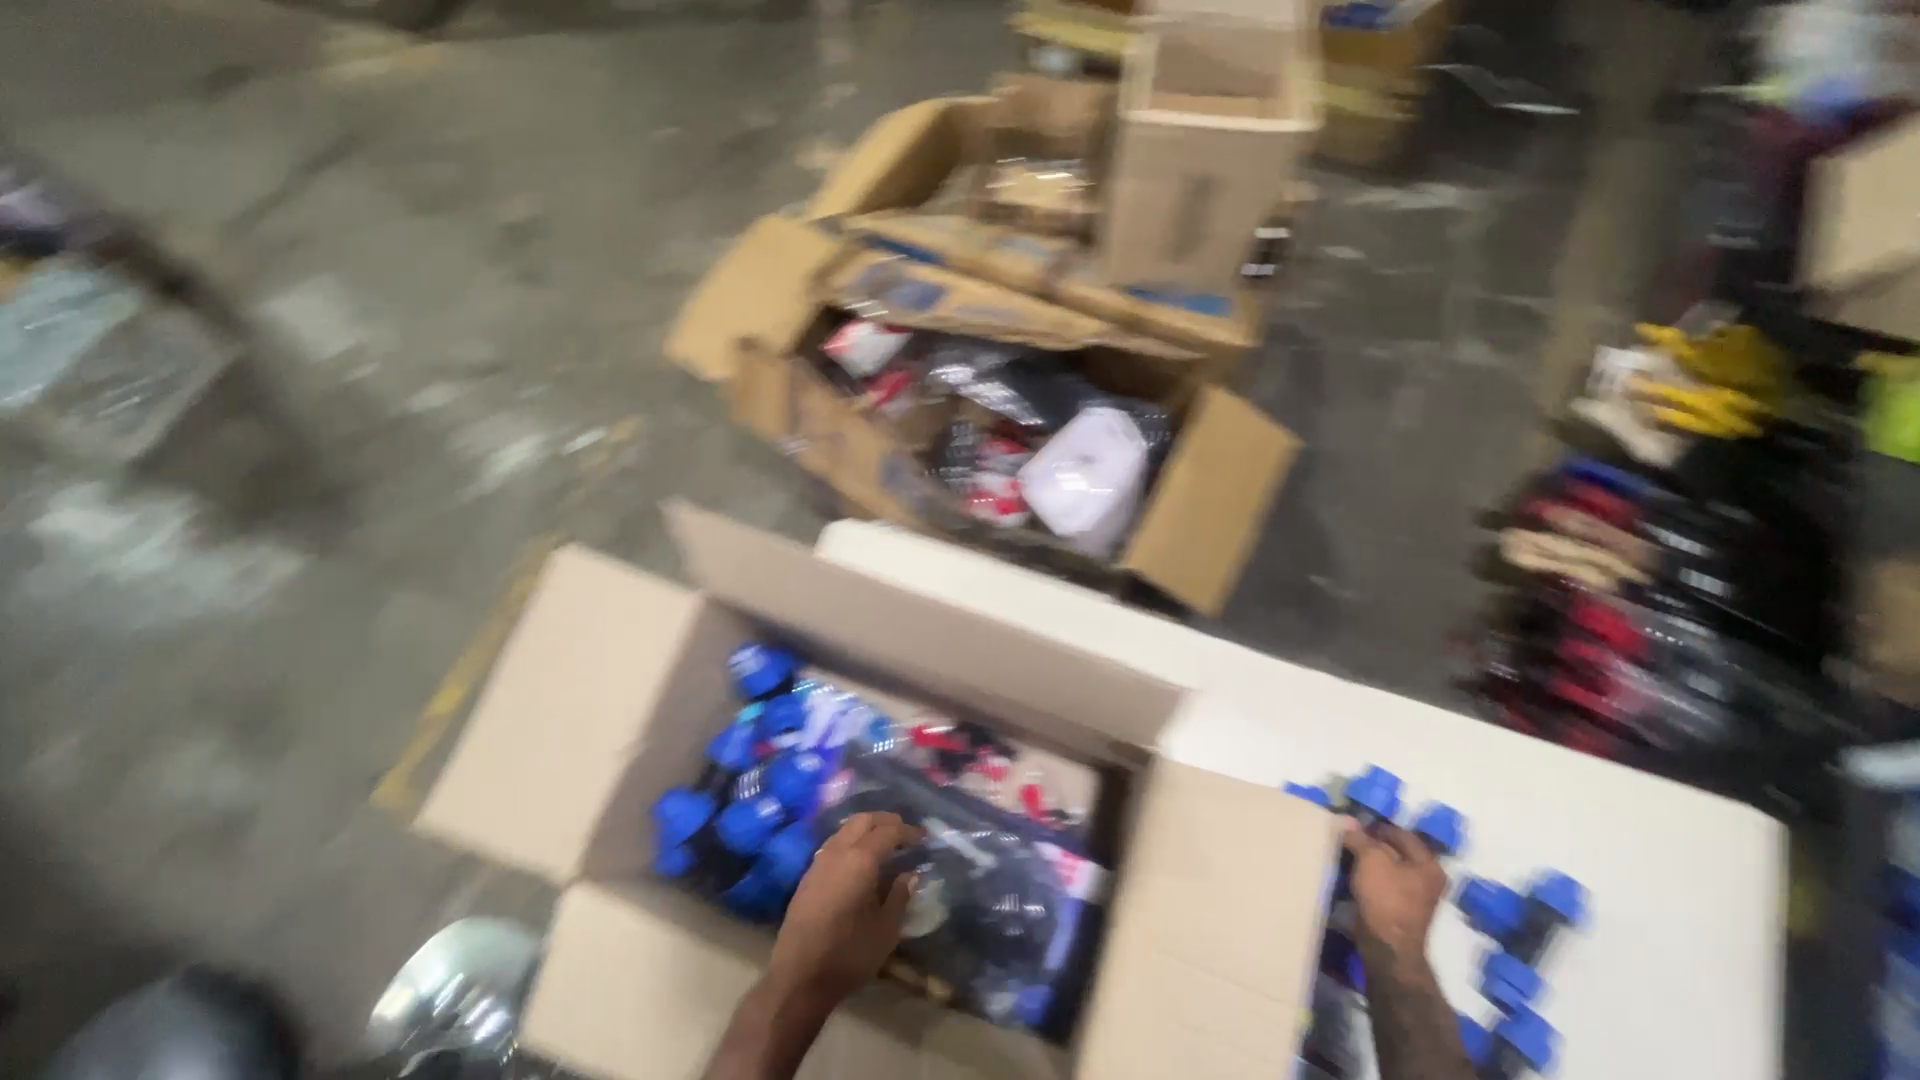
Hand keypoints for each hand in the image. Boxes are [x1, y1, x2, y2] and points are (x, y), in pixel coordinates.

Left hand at [769, 812, 923, 1005]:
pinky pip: (833, 845)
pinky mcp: (807, 877)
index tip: (923, 837)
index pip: (888, 831)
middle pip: (862, 820)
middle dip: (885, 820)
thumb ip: (900, 896)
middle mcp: (837, 852)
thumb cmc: (849, 955)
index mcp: (860, 861)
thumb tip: (910, 874)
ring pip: (844, 830)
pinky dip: (850, 841)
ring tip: (884, 843)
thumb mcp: (886, 929)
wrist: (799, 978)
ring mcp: (818, 863)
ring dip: (866, 829)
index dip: (908, 831)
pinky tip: (859, 861)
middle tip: (904, 832)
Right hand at [1342, 819, 1447, 966]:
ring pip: (1388, 868)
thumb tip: (1347, 821)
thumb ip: (1360, 837)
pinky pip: (1383, 884)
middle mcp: (1427, 879)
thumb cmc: (1385, 897)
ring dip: (1369, 860)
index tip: (1355, 823)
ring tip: (1346, 853)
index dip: (1378, 826)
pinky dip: (1369, 877)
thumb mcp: (1371, 859)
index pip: (1402, 834)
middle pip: (1397, 851)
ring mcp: (1415, 897)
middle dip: (1372, 843)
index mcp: (1428, 864)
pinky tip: (1352, 874)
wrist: (1386, 945)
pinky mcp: (1400, 909)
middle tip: (1348, 837)